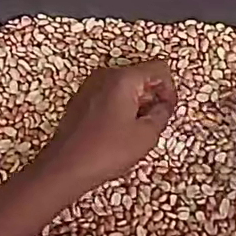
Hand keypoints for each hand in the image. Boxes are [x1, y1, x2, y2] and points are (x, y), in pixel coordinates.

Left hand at [35, 60, 177, 194]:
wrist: (65, 167)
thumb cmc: (106, 151)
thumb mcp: (146, 135)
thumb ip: (162, 113)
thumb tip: (164, 105)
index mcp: (123, 78)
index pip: (159, 68)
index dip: (170, 90)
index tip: (167, 111)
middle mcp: (105, 75)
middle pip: (140, 76)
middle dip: (152, 97)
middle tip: (154, 124)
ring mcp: (90, 86)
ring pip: (124, 87)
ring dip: (136, 104)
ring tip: (135, 131)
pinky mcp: (81, 100)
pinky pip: (108, 96)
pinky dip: (119, 108)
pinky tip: (117, 132)